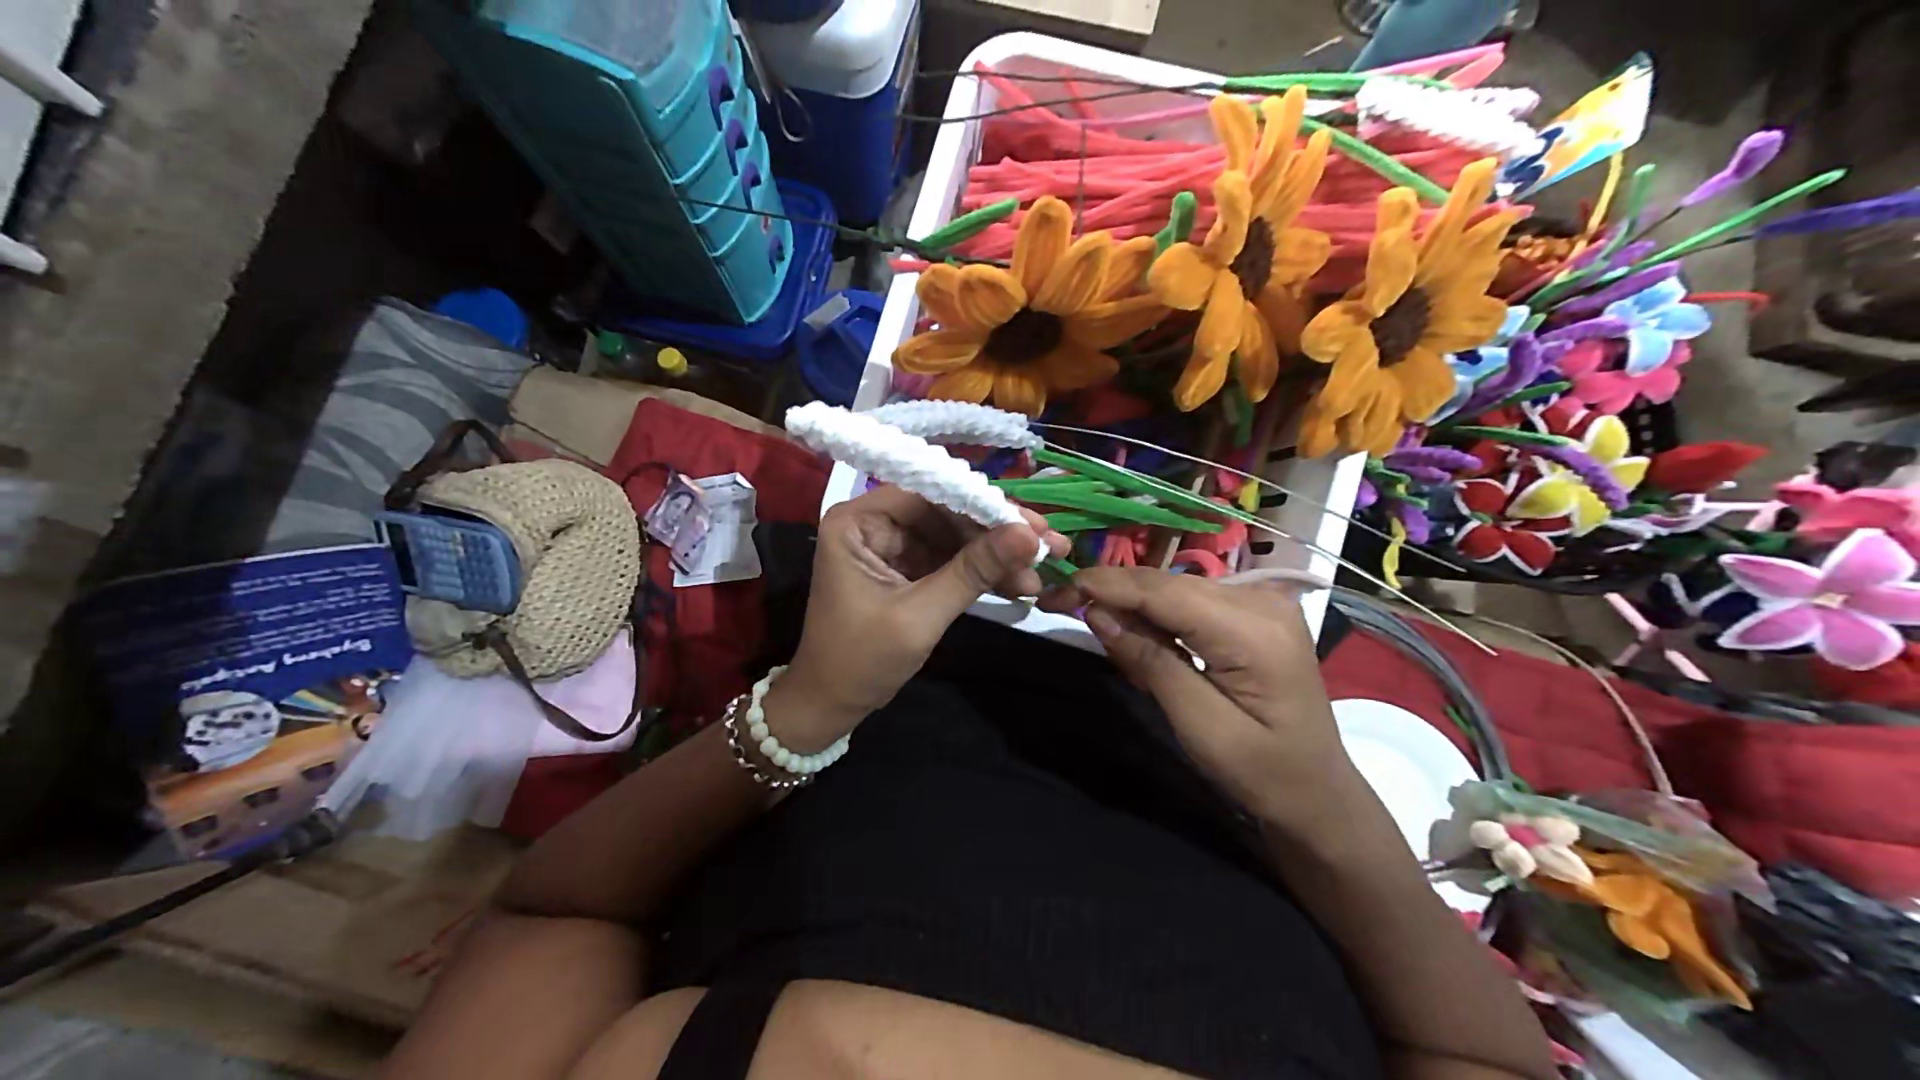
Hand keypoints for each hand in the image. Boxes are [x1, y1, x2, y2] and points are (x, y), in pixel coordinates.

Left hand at [773, 486, 1068, 747]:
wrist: (832, 705)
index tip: (1033, 523)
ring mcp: (893, 546)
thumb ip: (973, 572)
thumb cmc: (861, 660)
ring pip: (956, 536)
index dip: (984, 504)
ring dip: (997, 554)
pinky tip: (1019, 585)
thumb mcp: (920, 615)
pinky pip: (952, 559)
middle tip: (1051, 546)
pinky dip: (983, 572)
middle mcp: (875, 523)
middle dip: (998, 532)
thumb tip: (1029, 535)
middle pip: (948, 512)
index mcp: (859, 521)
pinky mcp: (908, 569)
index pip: (930, 493)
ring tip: (1043, 572)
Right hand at [1058, 568, 1361, 829]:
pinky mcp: (1253, 613)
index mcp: (1254, 630)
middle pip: (1168, 583)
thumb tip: (1098, 613)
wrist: (1317, 792)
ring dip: (1129, 600)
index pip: (1164, 591)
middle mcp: (1261, 601)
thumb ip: (1151, 662)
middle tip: (1057, 602)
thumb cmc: (1263, 772)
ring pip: (1175, 588)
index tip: (1055, 591)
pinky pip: (1190, 601)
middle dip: (1110, 590)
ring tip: (1085, 614)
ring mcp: (1261, 603)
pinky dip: (1154, 611)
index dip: (1105, 585)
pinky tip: (1130, 625)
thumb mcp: (1200, 726)